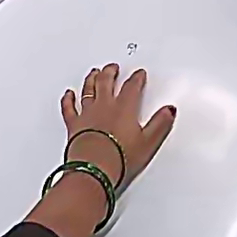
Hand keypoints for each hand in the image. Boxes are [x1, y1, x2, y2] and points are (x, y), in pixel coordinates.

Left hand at [60, 64, 175, 188]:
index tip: (139, 74)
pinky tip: (68, 94)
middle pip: (106, 82)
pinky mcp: (74, 125)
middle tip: (113, 67)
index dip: (137, 79)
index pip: (132, 87)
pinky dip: (68, 99)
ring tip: (94, 73)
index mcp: (124, 108)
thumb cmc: (119, 158)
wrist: (94, 170)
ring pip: (88, 90)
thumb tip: (169, 111)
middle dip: (110, 73)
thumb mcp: (149, 142)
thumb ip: (159, 124)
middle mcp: (104, 107)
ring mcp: (87, 114)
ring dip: (92, 79)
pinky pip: (69, 107)